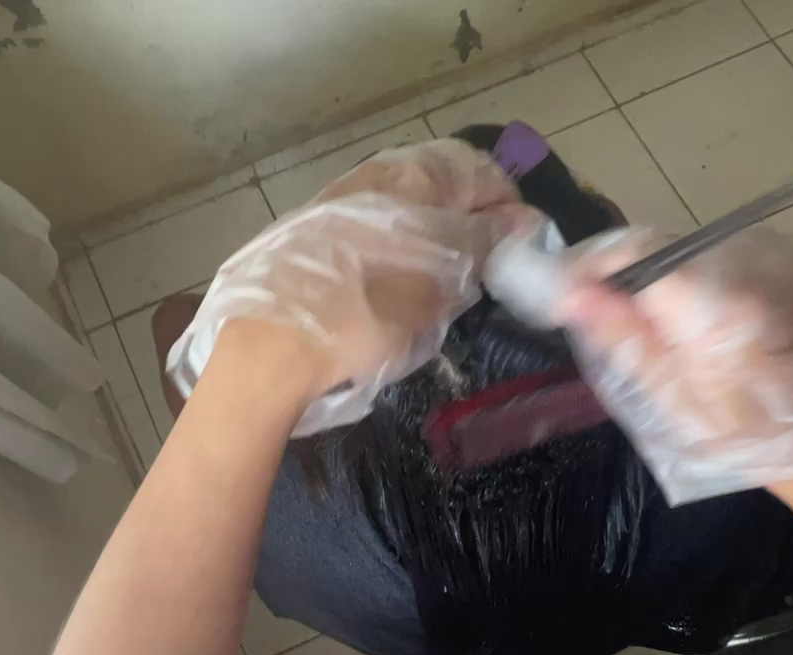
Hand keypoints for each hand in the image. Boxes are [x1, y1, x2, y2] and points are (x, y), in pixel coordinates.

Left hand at [166, 139, 537, 435]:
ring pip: (405, 207)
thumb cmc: (367, 315)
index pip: (482, 171)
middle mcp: (376, 173)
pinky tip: (392, 286)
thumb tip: (519, 223)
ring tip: (440, 284)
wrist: (271, 346)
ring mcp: (339, 199)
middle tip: (483, 269)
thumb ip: (484, 245)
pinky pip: (373, 229)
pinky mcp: (312, 230)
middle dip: (470, 221)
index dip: (509, 208)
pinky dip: (396, 249)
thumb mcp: (440, 284)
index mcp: (415, 176)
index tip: (521, 249)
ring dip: (432, 237)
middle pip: (441, 184)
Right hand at [553, 226, 792, 503]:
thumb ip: (623, 338)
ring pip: (685, 246)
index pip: (639, 255)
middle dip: (617, 269)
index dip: (594, 266)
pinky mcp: (784, 257)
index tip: (564, 290)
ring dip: (648, 271)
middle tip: (587, 302)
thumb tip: (570, 296)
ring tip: (627, 309)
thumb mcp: (672, 397)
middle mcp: (750, 264)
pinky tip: (676, 308)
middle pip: (661, 245)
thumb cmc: (739, 432)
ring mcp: (773, 255)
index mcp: (718, 307)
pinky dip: (683, 273)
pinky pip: (713, 251)